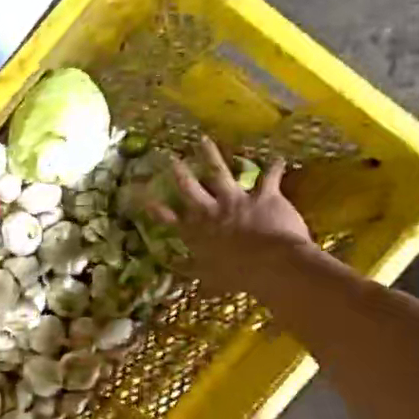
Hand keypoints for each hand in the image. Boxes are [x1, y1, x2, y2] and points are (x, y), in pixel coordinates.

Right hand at [143, 137, 313, 292]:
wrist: (272, 265)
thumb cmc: (238, 276)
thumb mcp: (209, 278)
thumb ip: (193, 271)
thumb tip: (177, 275)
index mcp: (195, 232)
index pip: (168, 217)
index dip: (153, 206)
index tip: (140, 193)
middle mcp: (210, 211)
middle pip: (190, 186)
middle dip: (179, 171)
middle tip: (170, 158)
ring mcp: (236, 200)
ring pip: (220, 172)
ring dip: (211, 155)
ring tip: (203, 140)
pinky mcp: (264, 196)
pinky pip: (270, 178)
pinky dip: (274, 168)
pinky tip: (278, 158)